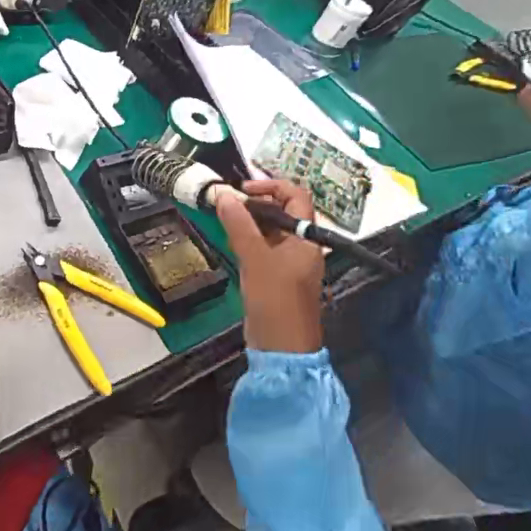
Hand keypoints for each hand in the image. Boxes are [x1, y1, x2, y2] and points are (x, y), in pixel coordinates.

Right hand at [214, 178, 325, 352]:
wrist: (281, 345)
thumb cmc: (275, 299)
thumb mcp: (255, 257)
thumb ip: (239, 224)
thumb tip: (224, 195)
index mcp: (306, 238)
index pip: (296, 196)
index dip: (271, 185)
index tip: (242, 189)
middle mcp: (301, 245)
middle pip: (283, 210)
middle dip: (255, 202)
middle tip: (227, 202)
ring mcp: (289, 261)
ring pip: (270, 229)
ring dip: (249, 220)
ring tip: (223, 218)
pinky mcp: (276, 275)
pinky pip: (263, 246)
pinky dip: (247, 238)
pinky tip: (230, 240)